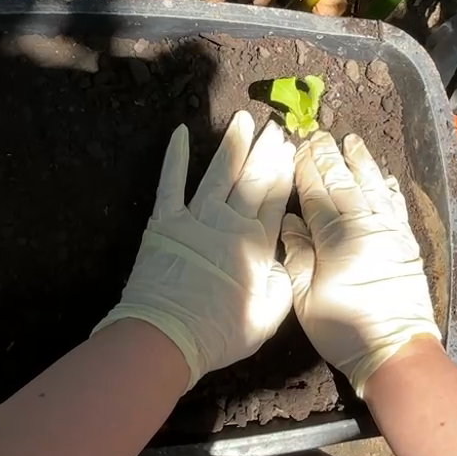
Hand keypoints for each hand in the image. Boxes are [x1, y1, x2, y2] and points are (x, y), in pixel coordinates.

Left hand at [94, 111, 294, 383]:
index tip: (292, 148)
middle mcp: (230, 223)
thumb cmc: (220, 333)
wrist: (167, 336)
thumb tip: (283, 258)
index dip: (284, 171)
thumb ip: (283, 282)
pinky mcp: (165, 221)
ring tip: (243, 119)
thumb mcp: (270, 317)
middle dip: (266, 151)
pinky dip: (174, 157)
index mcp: (257, 245)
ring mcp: (196, 218)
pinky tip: (180, 132)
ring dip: (232, 144)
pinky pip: (170, 183)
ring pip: (219, 173)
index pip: (276, 199)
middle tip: (275, 127)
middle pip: (253, 179)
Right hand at [281, 132, 439, 395]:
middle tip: (320, 135)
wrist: (396, 350)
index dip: (306, 169)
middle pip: (344, 183)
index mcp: (335, 238)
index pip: (316, 194)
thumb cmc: (343, 330)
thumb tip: (290, 221)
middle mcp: (364, 226)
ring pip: (373, 187)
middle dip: (330, 157)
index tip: (298, 147)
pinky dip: (388, 187)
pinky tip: (383, 175)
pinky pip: (396, 205)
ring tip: (352, 141)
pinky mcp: (406, 242)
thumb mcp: (305, 299)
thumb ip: (297, 255)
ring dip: (361, 162)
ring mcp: (389, 231)